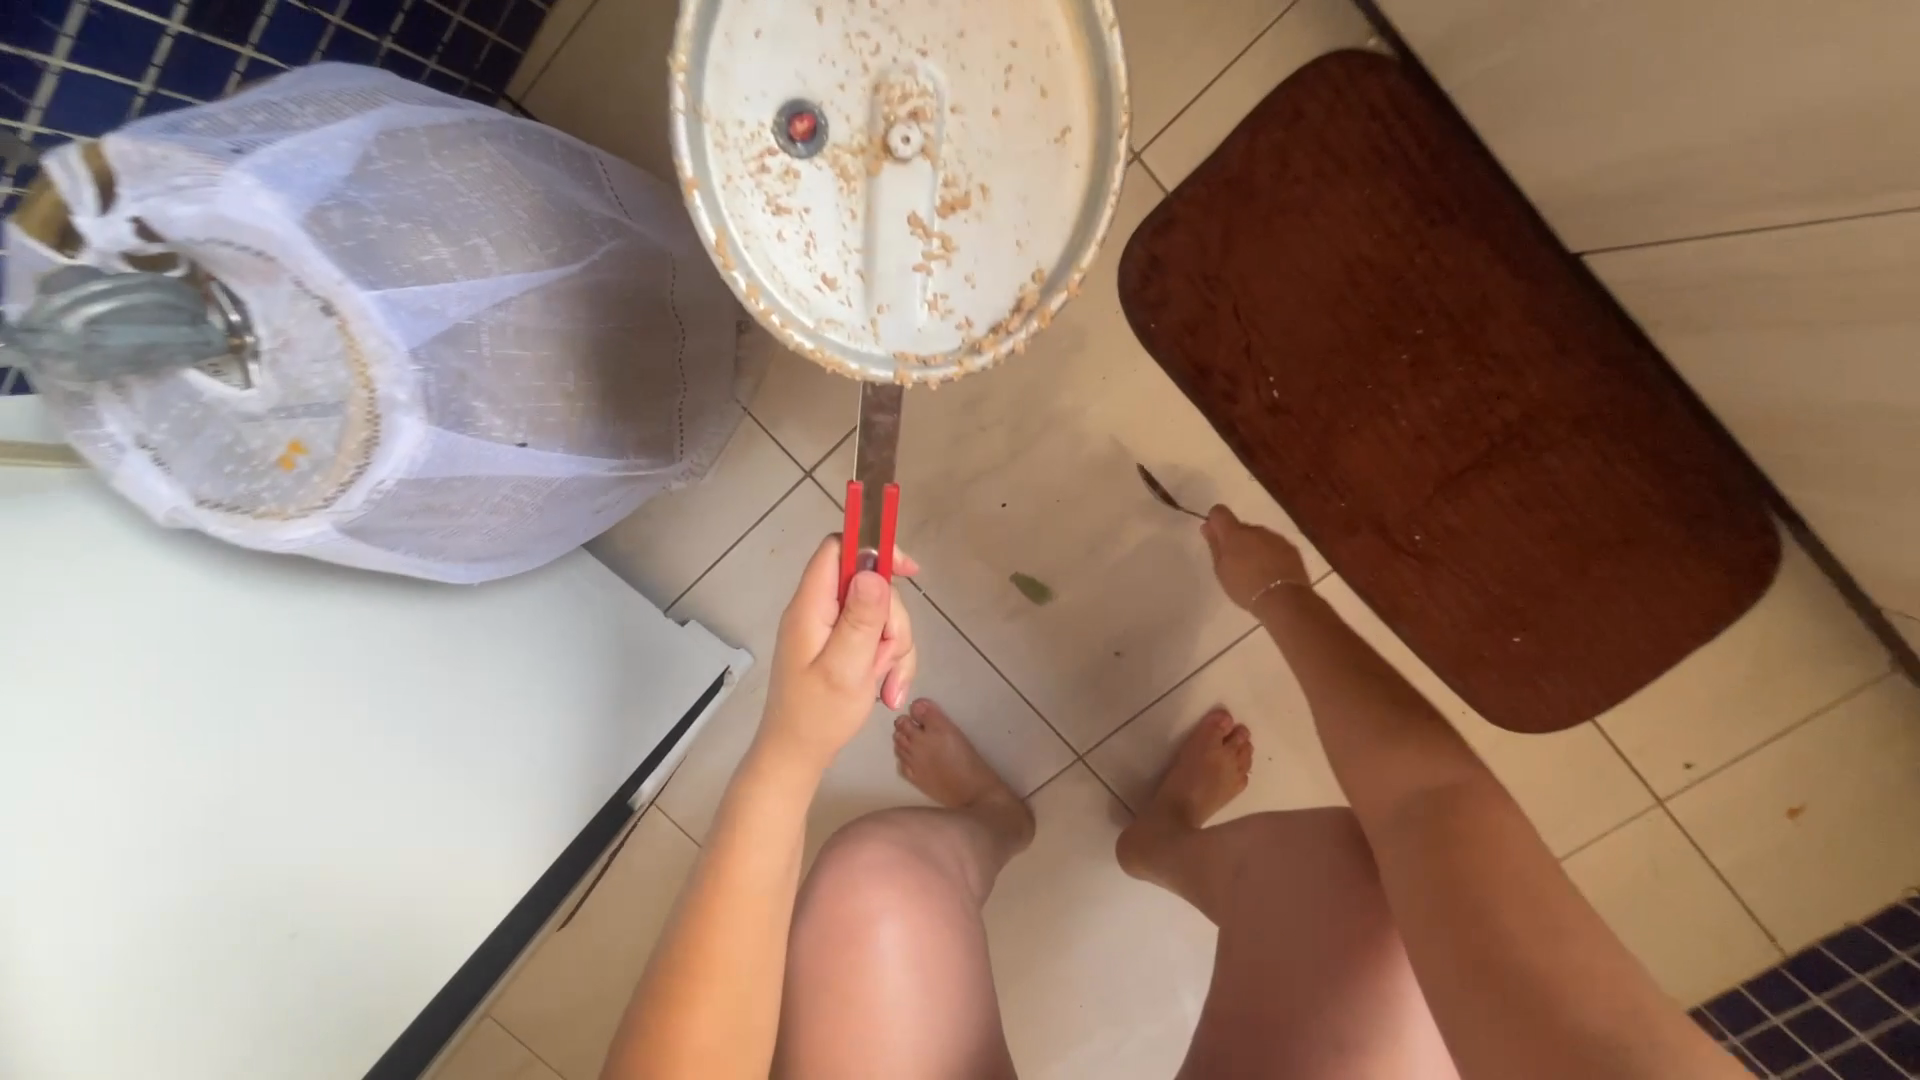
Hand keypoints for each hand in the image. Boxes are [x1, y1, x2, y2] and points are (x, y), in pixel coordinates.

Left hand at [757, 535, 919, 771]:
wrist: (797, 756)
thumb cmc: (817, 716)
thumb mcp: (845, 668)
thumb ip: (860, 619)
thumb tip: (873, 571)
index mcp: (811, 606)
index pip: (840, 548)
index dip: (874, 547)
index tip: (908, 570)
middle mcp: (820, 609)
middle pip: (872, 587)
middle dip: (892, 621)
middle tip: (887, 657)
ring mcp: (832, 629)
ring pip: (881, 616)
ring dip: (894, 648)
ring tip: (886, 686)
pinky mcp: (842, 647)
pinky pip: (877, 639)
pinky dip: (888, 662)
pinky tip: (886, 691)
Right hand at [1202, 505, 1308, 610]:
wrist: (1283, 599)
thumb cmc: (1244, 586)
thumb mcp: (1221, 569)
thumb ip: (1214, 545)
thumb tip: (1207, 526)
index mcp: (1234, 533)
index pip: (1219, 512)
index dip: (1215, 520)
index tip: (1215, 535)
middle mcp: (1255, 530)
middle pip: (1241, 527)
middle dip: (1236, 539)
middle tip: (1235, 562)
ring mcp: (1275, 537)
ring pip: (1259, 536)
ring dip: (1254, 546)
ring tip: (1255, 569)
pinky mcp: (1291, 547)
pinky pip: (1274, 545)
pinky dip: (1270, 553)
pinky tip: (1270, 571)